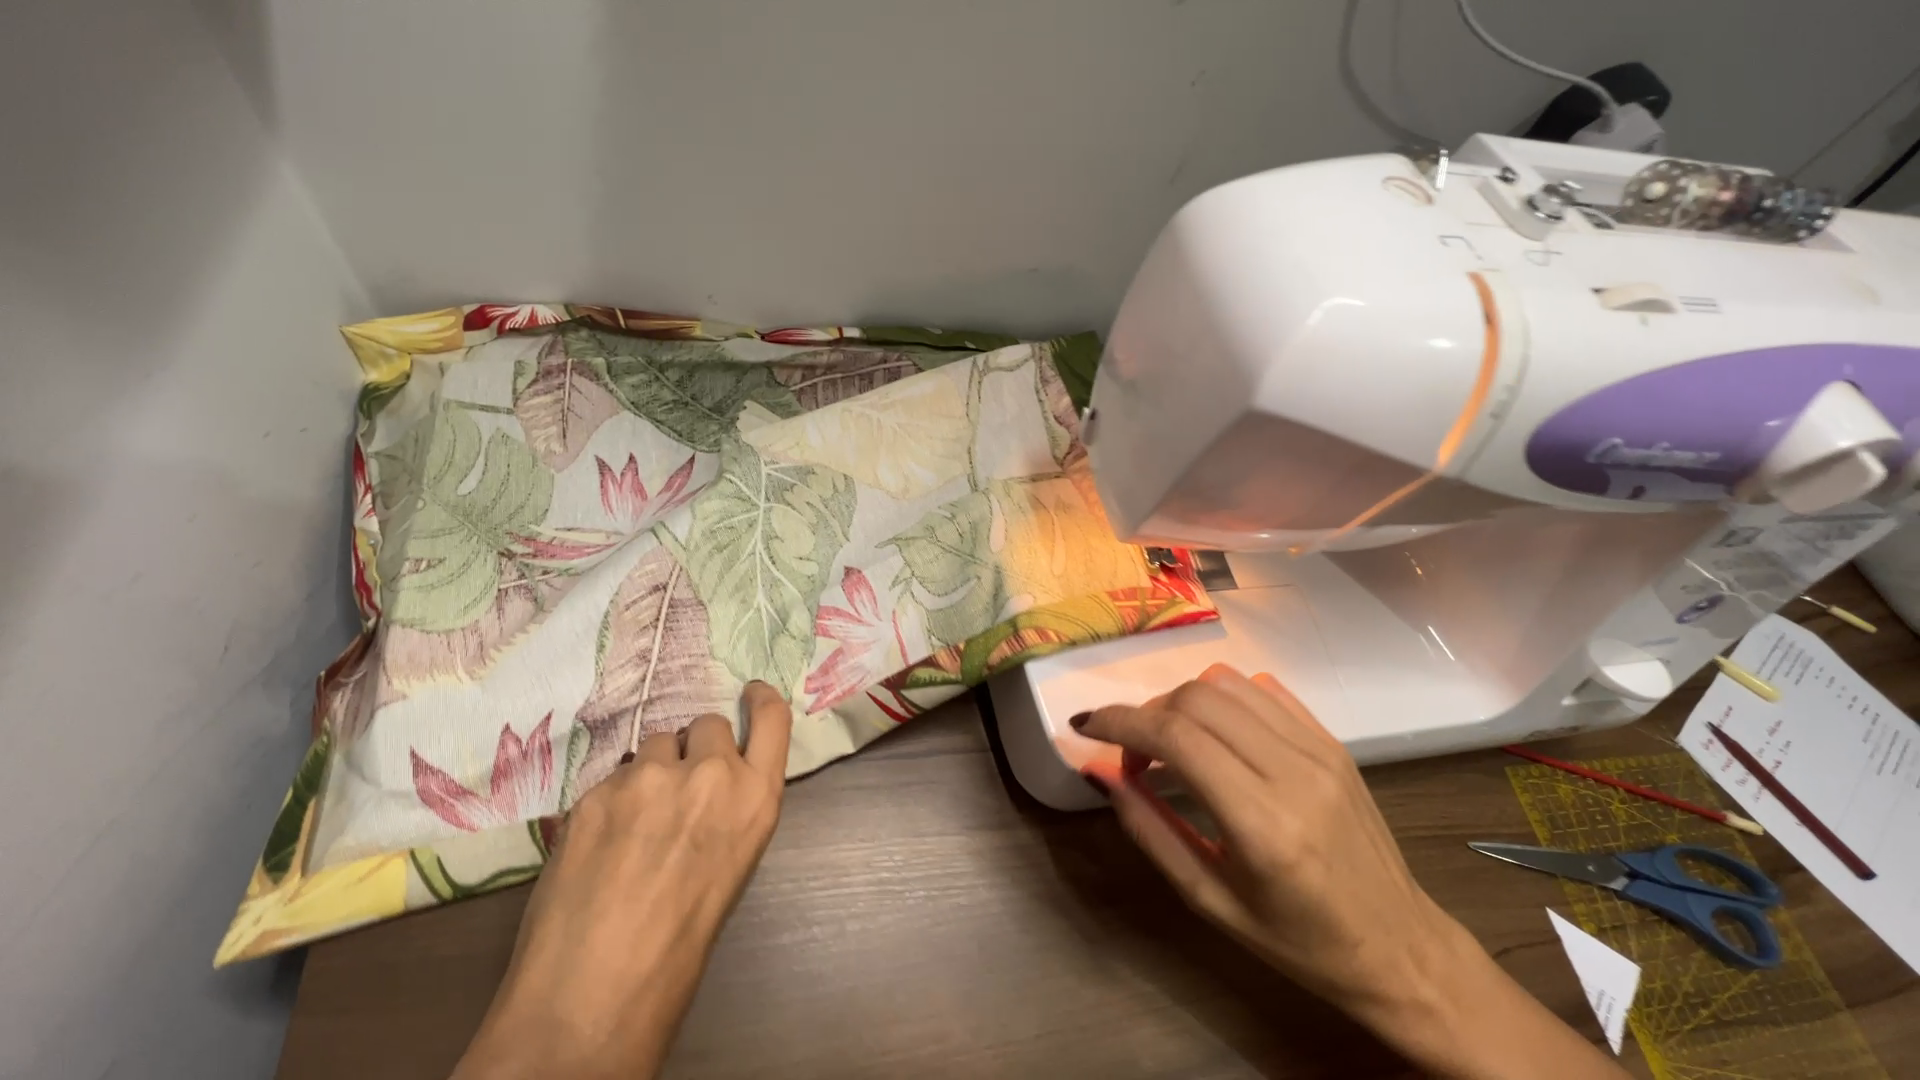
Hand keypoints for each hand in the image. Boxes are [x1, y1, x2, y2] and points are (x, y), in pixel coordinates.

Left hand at [452, 683, 792, 1079]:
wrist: (596, 989)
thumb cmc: (681, 946)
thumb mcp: (732, 868)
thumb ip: (727, 814)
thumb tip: (704, 793)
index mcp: (755, 800)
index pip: (772, 718)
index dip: (760, 700)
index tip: (749, 694)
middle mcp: (709, 774)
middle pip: (706, 724)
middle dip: (695, 749)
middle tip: (676, 790)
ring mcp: (648, 777)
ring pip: (654, 744)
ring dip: (651, 769)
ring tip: (633, 820)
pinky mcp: (595, 790)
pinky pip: (611, 776)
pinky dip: (611, 798)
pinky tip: (598, 843)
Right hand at [1076, 665, 1626, 1079]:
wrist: (1398, 948)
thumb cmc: (1297, 942)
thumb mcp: (1209, 900)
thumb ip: (1149, 829)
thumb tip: (1101, 771)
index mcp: (1263, 824)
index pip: (1177, 737)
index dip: (1120, 721)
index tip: (1086, 727)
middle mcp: (1294, 772)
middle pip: (1197, 699)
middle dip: (1147, 713)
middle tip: (1133, 757)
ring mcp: (1320, 750)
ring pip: (1228, 684)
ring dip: (1182, 702)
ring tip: (1171, 743)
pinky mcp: (1333, 742)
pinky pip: (1265, 692)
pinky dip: (1223, 699)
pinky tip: (1214, 734)